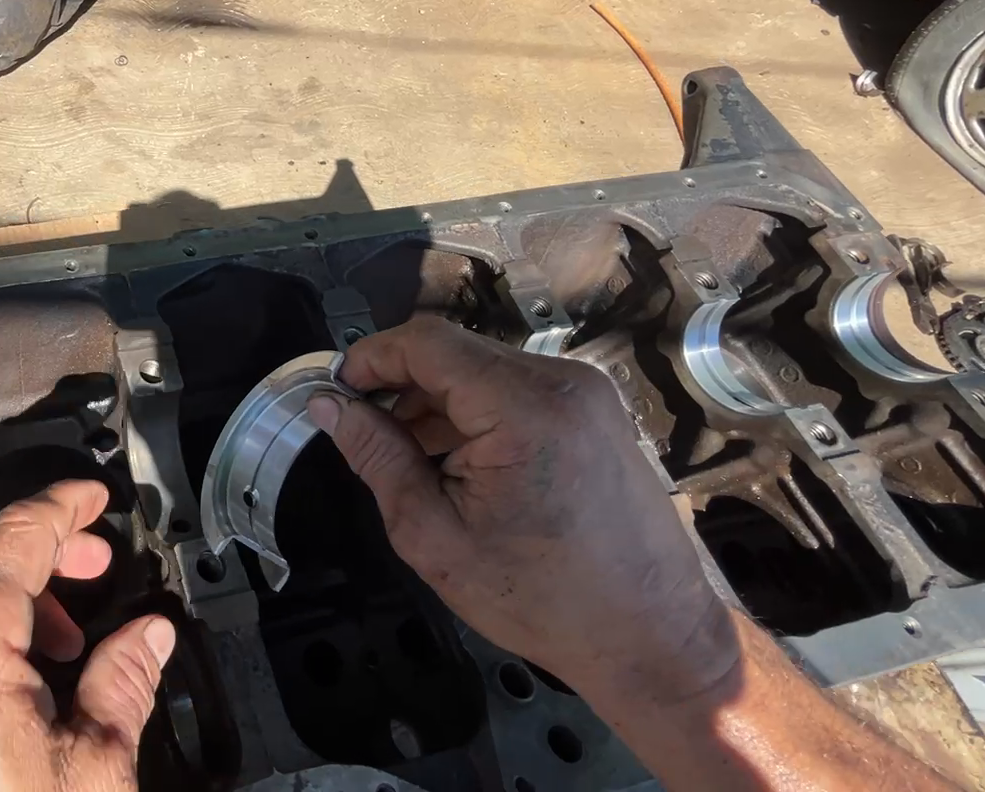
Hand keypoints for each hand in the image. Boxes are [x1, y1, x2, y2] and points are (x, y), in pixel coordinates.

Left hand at [0, 480, 176, 791]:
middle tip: (97, 567)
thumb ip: (123, 686)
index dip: (66, 505)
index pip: (22, 532)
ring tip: (62, 642)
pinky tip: (7, 673)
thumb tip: (150, 636)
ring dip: (12, 596)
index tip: (94, 496)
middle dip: (49, 553)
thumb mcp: (86, 773)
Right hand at [306, 317, 734, 707]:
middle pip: (450, 349)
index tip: (335, 391)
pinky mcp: (591, 410)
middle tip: (363, 427)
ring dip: (429, 397)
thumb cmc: (540, 598)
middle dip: (396, 381)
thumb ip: (375, 455)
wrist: (657, 643)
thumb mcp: (431, 532)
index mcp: (524, 408)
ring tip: (402, 449)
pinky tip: (449, 455)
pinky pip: (507, 386)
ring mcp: (584, 393)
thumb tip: (327, 405)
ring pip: (476, 366)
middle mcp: (561, 382)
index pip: (425, 341)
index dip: (369, 357)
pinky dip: (466, 409)